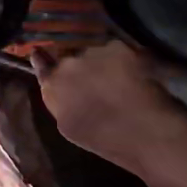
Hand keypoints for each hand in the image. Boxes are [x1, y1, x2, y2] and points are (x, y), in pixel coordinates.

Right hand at [31, 42, 186, 179]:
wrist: (146, 131)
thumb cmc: (105, 139)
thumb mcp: (68, 126)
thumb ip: (58, 100)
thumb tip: (56, 86)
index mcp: (53, 84)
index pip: (40, 61)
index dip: (43, 58)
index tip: (45, 54)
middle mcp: (69, 62)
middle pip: (69, 54)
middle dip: (77, 63)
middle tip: (92, 77)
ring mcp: (95, 51)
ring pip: (93, 50)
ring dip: (99, 59)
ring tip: (115, 77)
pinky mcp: (121, 47)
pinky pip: (116, 49)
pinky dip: (122, 58)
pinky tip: (133, 74)